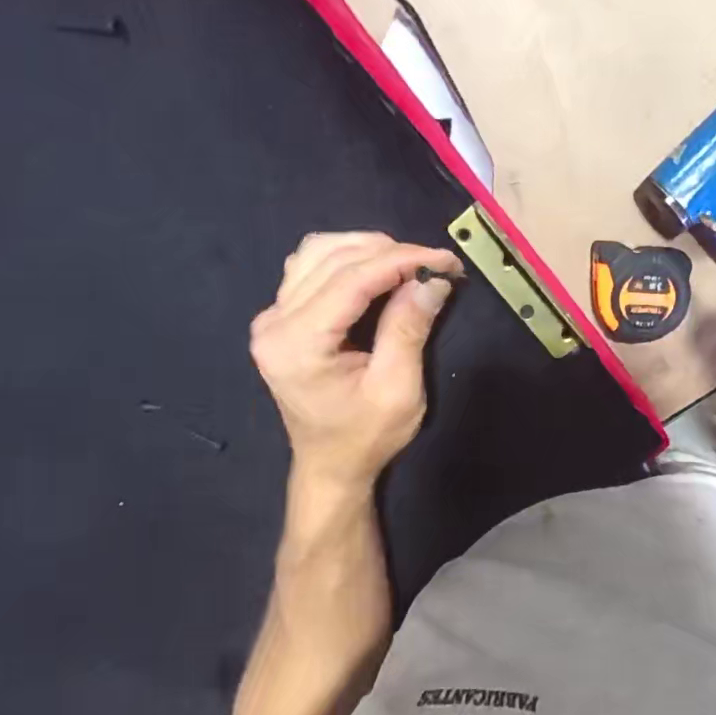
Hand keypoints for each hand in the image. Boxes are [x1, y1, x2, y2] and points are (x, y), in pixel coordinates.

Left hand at [249, 232, 461, 490]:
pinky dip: (346, 259)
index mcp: (297, 345)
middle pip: (333, 258)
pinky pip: (310, 266)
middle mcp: (274, 322)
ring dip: (367, 249)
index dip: (401, 260)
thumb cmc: (365, 437)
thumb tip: (433, 277)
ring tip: (408, 265)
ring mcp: (271, 317)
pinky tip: (373, 270)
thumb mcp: (398, 389)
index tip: (445, 259)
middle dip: (390, 252)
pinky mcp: (279, 316)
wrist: (330, 465)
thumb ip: (409, 328)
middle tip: (435, 265)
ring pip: (319, 252)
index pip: (351, 280)